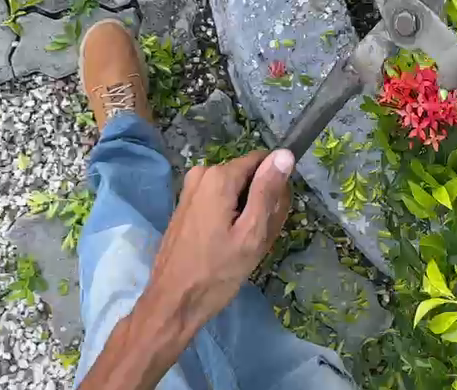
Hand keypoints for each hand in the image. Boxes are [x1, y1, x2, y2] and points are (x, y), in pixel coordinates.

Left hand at [144, 148, 296, 336]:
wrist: (171, 303)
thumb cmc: (216, 272)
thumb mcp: (251, 234)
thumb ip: (267, 191)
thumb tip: (284, 154)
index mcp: (219, 176)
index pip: (261, 160)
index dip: (273, 184)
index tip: (273, 214)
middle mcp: (202, 173)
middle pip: (246, 175)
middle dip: (258, 200)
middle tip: (259, 236)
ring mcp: (190, 189)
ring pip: (233, 189)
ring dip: (244, 210)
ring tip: (243, 244)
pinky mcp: (185, 204)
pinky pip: (217, 199)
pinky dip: (227, 216)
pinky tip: (226, 244)